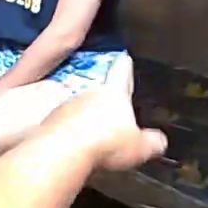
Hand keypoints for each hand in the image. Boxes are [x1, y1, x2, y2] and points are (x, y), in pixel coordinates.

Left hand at [39, 56, 166, 171]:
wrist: (63, 150)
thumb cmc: (105, 142)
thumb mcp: (140, 147)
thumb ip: (151, 142)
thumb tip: (158, 141)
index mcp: (113, 93)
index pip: (121, 73)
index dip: (124, 66)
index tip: (123, 57)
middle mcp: (87, 94)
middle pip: (98, 93)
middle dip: (104, 104)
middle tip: (112, 117)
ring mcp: (65, 107)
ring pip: (79, 110)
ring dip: (85, 121)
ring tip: (94, 140)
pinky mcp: (49, 122)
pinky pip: (63, 126)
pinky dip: (69, 135)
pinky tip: (76, 149)